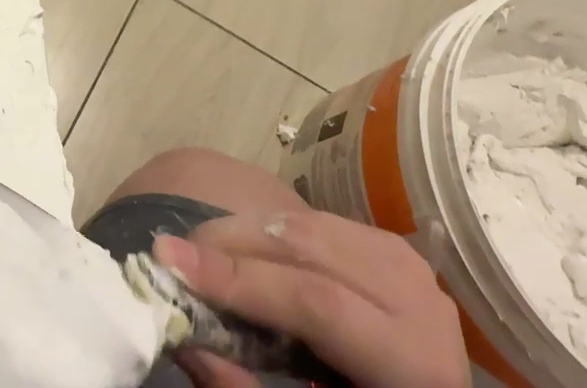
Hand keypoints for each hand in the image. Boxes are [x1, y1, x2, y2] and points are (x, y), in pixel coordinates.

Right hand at [153, 209, 467, 387]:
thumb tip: (186, 339)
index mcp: (412, 365)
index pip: (316, 302)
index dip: (238, 277)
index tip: (166, 259)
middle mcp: (420, 303)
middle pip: (309, 247)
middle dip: (229, 242)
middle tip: (170, 252)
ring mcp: (407, 265)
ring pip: (307, 222)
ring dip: (243, 229)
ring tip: (199, 251)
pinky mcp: (389, 245)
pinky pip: (315, 221)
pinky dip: (268, 228)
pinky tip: (241, 248)